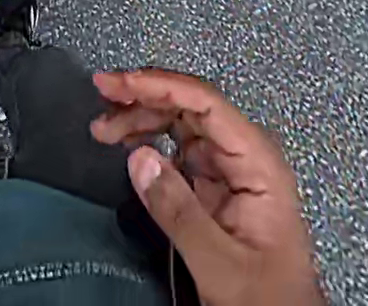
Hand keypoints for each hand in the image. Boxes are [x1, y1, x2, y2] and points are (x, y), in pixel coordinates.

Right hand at [91, 69, 324, 305]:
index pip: (205, 102)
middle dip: (144, 96)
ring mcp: (230, 167)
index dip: (160, 85)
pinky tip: (128, 144)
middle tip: (103, 95)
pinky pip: (179, 147)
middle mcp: (244, 153)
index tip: (121, 82)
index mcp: (256, 160)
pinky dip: (150, 140)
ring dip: (142, 116)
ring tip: (104, 126)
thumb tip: (138, 157)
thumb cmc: (264, 300)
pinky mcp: (216, 184)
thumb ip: (179, 211)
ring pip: (182, 122)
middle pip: (190, 106)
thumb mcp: (220, 263)